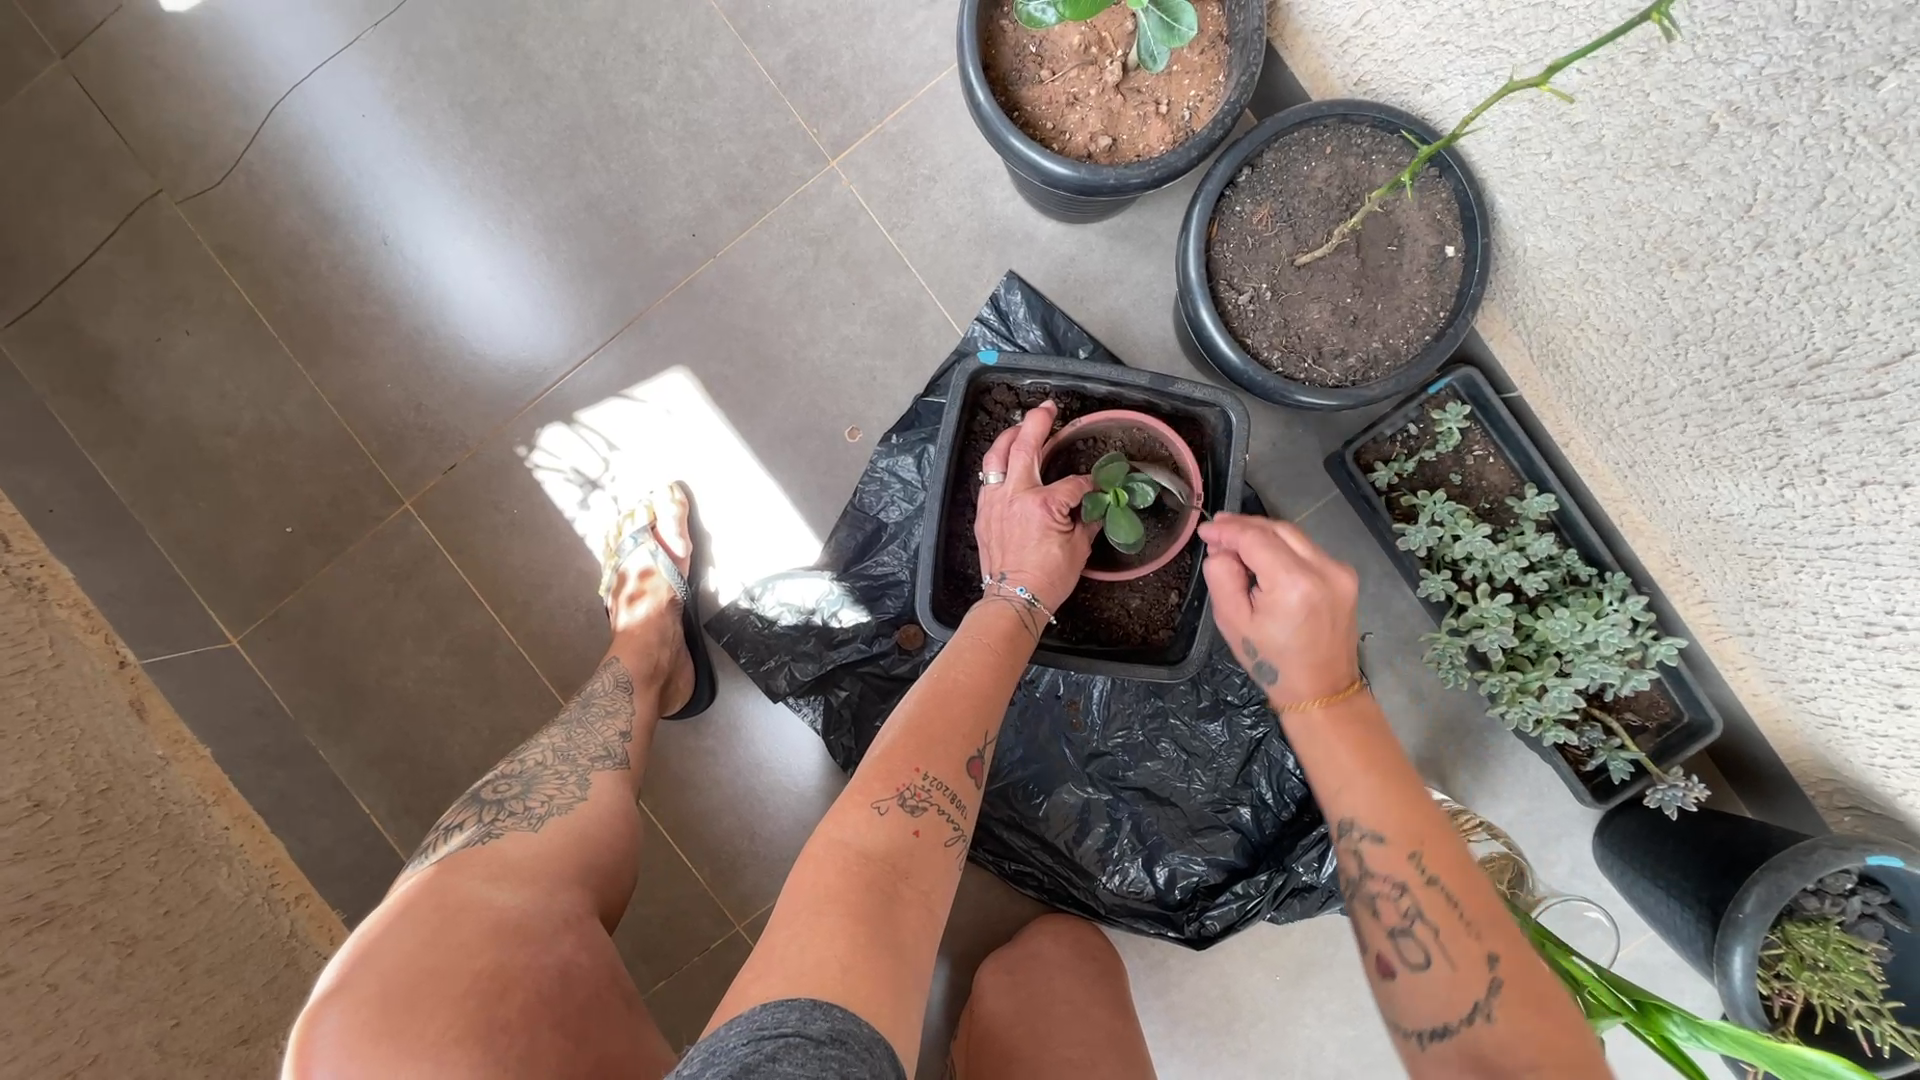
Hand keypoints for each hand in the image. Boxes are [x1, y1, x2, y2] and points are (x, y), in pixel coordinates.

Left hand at [974, 399, 1097, 613]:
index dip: (1089, 483)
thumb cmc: (1048, 578)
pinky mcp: (983, 512)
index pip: (1073, 482)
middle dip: (1038, 422)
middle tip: (1048, 407)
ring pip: (996, 457)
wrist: (1015, 599)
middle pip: (1025, 447)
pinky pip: (987, 478)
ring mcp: (995, 502)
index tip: (1097, 487)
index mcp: (1043, 504)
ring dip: (1009, 437)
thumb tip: (1097, 505)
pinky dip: (997, 465)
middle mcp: (1015, 496)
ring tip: (1020, 426)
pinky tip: (1005, 461)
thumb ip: (1088, 519)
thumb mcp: (1079, 548)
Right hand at [1200, 514, 1360, 702]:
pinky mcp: (1345, 576)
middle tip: (1216, 529)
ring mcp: (1339, 571)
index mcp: (1293, 583)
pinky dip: (1281, 546)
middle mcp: (1323, 569)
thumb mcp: (1232, 621)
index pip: (1255, 538)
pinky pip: (1306, 549)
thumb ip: (1221, 577)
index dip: (1227, 530)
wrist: (1320, 689)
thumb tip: (1221, 549)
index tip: (1204, 531)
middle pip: (1277, 529)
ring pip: (1293, 535)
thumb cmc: (1271, 661)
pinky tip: (1262, 556)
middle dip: (1244, 525)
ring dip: (1262, 533)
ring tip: (1234, 540)